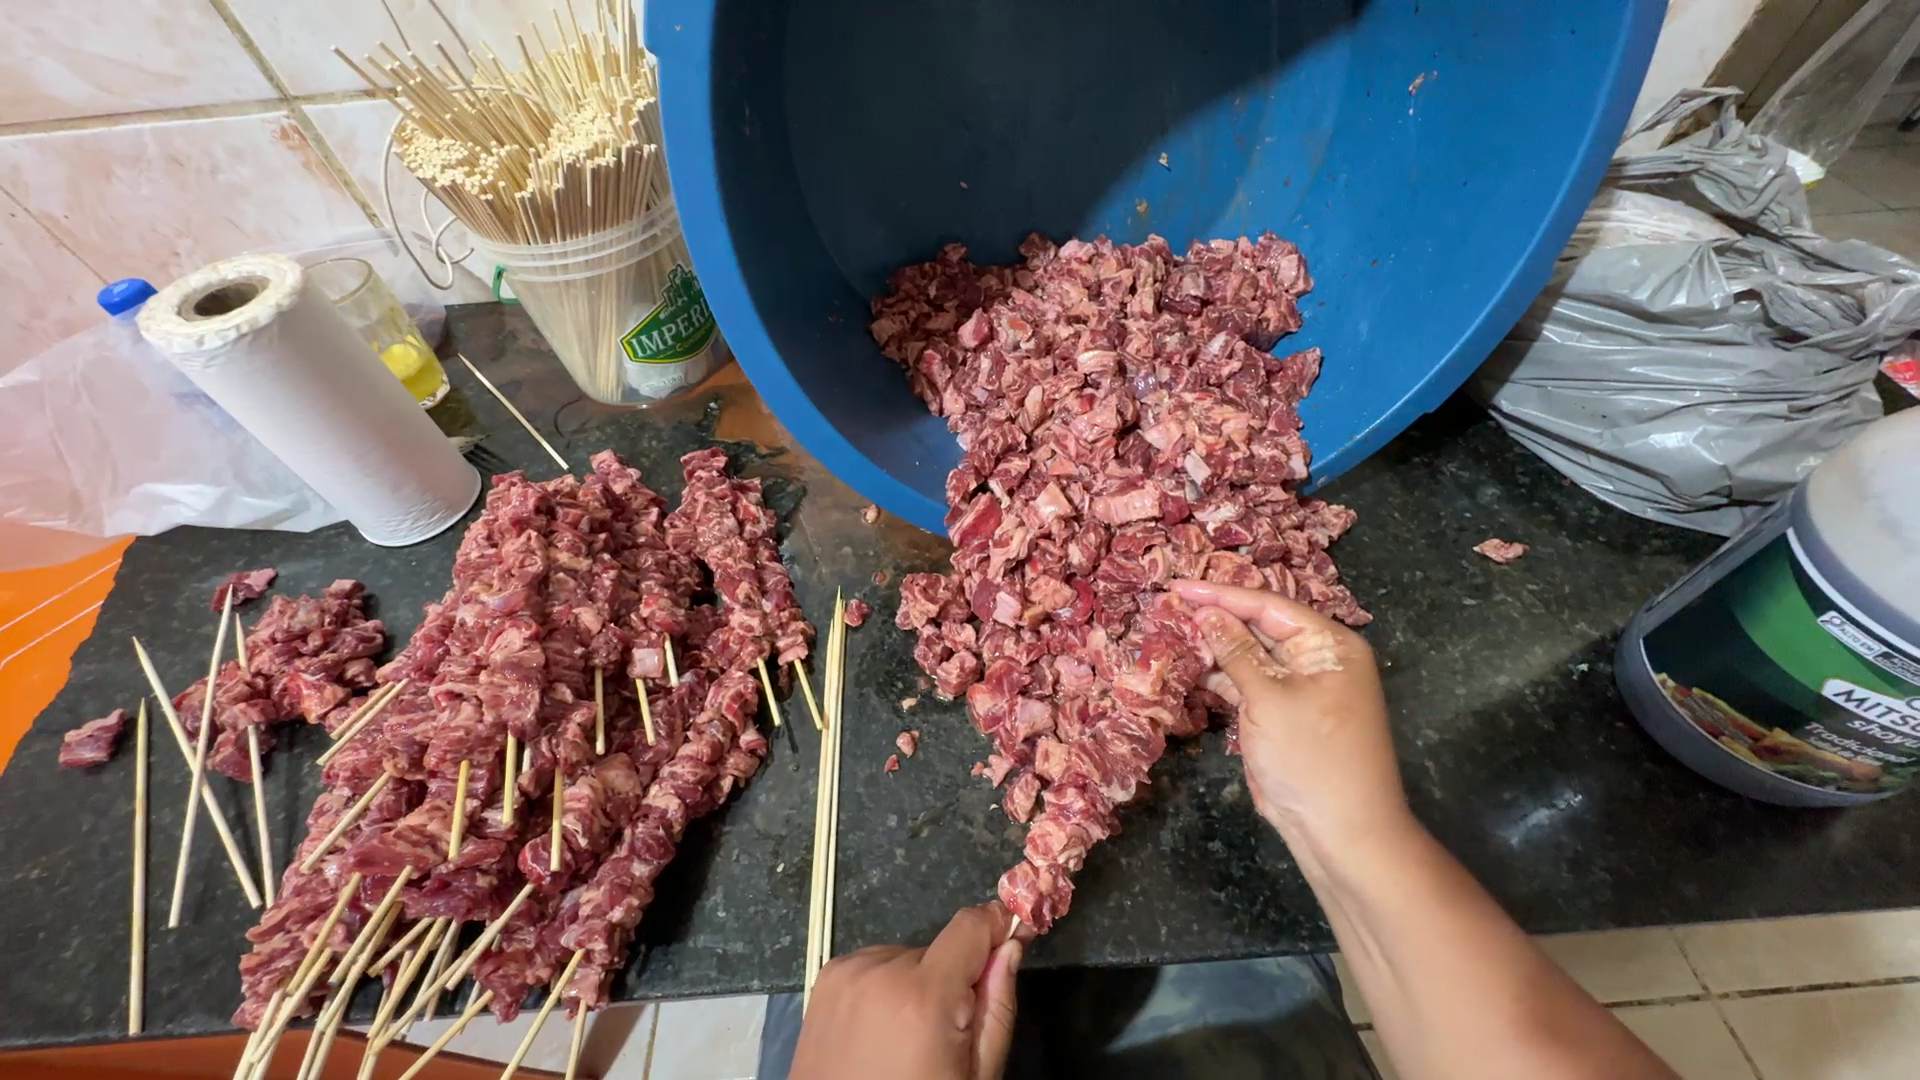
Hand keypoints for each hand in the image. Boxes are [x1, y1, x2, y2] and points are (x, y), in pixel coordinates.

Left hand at [790, 901, 1023, 1079]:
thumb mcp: (975, 1078)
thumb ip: (998, 1006)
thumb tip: (1010, 945)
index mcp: (924, 996)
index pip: (970, 926)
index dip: (995, 925)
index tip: (1011, 931)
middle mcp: (882, 970)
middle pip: (938, 951)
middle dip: (950, 981)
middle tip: (945, 1032)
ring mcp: (849, 971)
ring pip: (906, 959)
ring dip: (915, 985)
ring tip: (905, 1039)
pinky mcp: (827, 978)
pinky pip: (875, 966)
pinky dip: (885, 988)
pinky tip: (878, 1032)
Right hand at [1170, 580, 1408, 847]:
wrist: (1339, 831)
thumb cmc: (1312, 757)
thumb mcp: (1270, 698)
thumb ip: (1236, 651)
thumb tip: (1206, 612)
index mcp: (1328, 645)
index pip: (1268, 606)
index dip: (1221, 595)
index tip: (1178, 586)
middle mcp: (1315, 659)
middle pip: (1258, 626)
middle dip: (1214, 618)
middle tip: (1168, 605)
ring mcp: (1296, 687)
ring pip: (1247, 654)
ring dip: (1212, 646)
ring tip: (1169, 630)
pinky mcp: (1278, 713)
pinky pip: (1244, 682)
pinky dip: (1218, 675)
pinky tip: (1187, 665)